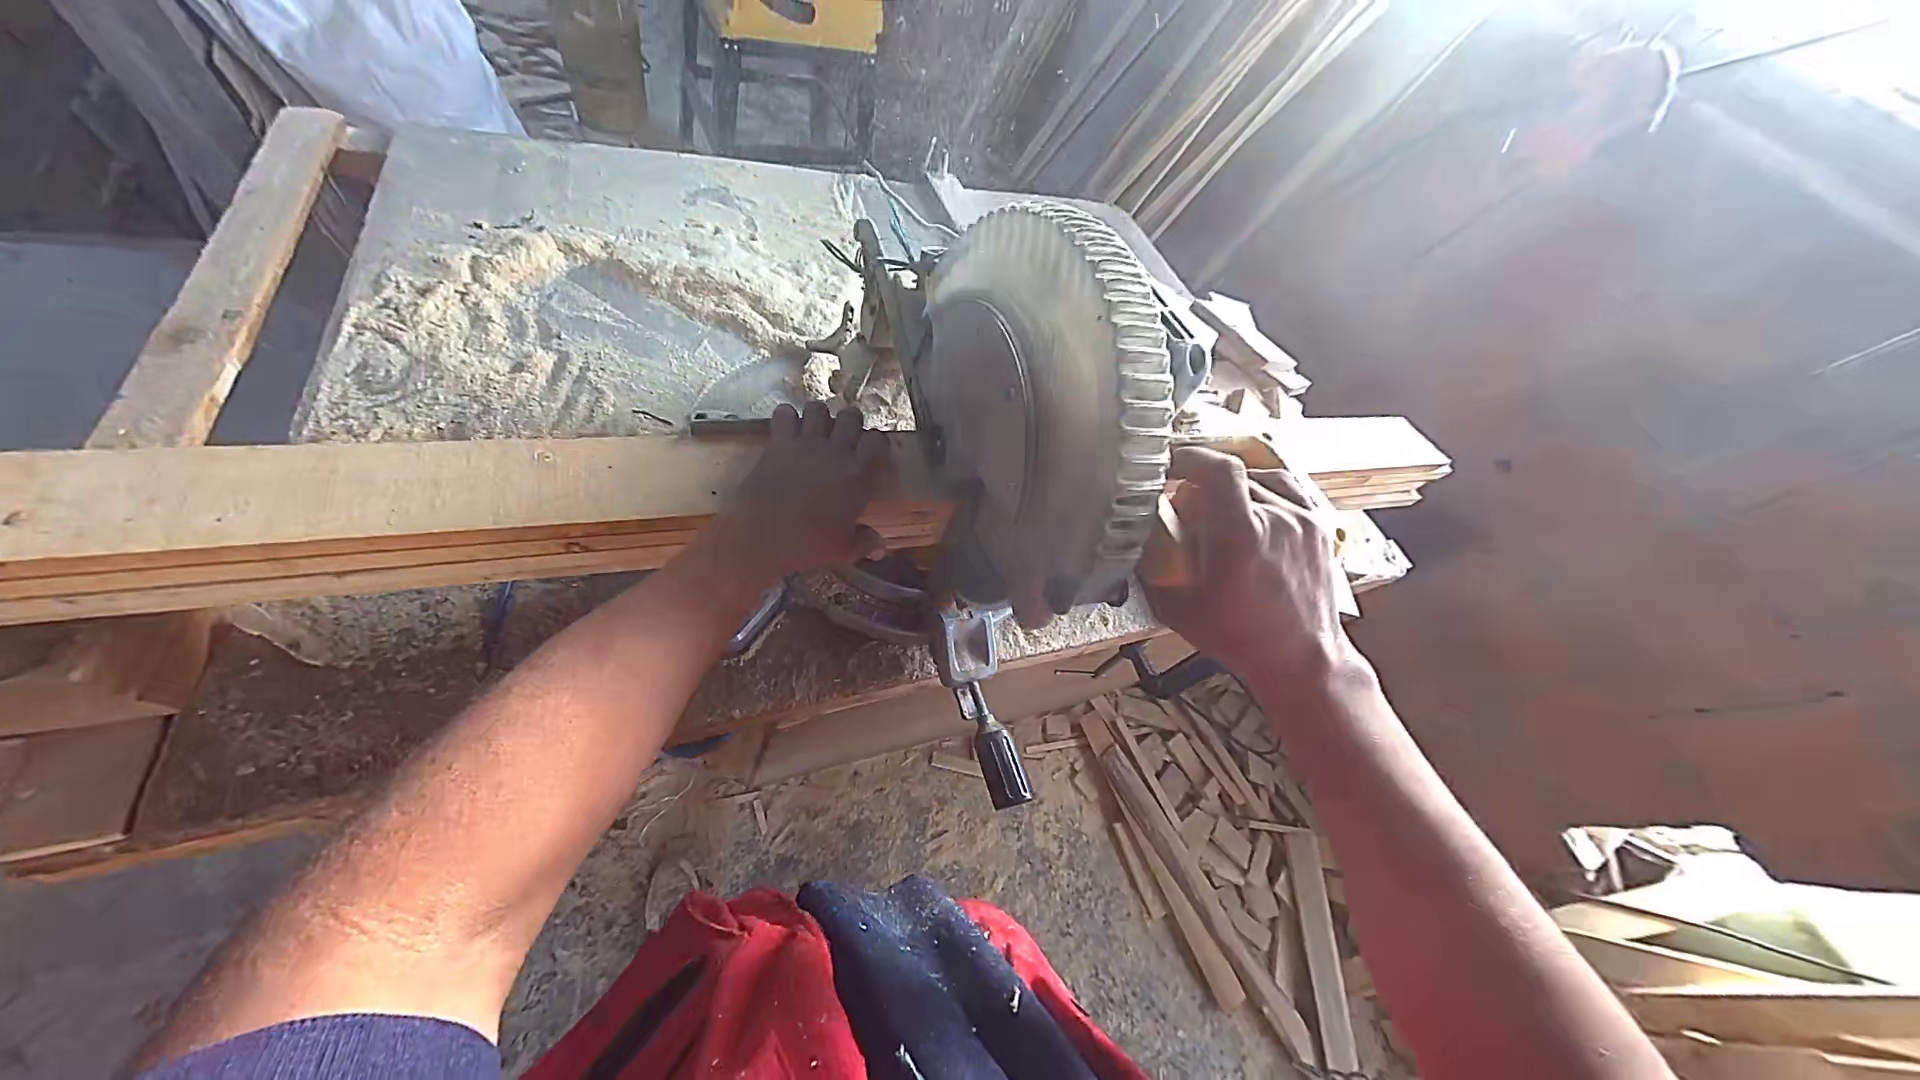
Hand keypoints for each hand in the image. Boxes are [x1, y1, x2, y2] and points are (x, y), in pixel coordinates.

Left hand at [694, 402, 888, 594]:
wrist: (764, 534)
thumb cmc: (809, 544)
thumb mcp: (843, 549)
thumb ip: (864, 542)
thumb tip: (879, 544)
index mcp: (858, 475)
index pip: (877, 441)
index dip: (876, 443)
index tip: (871, 452)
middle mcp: (836, 452)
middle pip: (851, 416)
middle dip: (850, 422)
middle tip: (844, 436)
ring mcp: (806, 444)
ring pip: (819, 408)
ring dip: (819, 415)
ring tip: (816, 428)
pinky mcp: (779, 443)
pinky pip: (785, 414)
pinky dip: (786, 417)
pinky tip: (787, 428)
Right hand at [1143, 447, 1359, 683]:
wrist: (1301, 658)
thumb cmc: (1242, 639)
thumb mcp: (1177, 607)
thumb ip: (1151, 568)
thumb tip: (1131, 543)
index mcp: (1241, 535)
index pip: (1218, 468)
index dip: (1188, 455)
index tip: (1168, 460)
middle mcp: (1277, 520)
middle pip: (1232, 476)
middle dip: (1201, 484)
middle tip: (1183, 504)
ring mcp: (1302, 521)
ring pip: (1258, 480)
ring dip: (1230, 488)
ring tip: (1216, 510)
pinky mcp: (1317, 526)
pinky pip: (1286, 488)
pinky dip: (1261, 489)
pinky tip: (1248, 502)